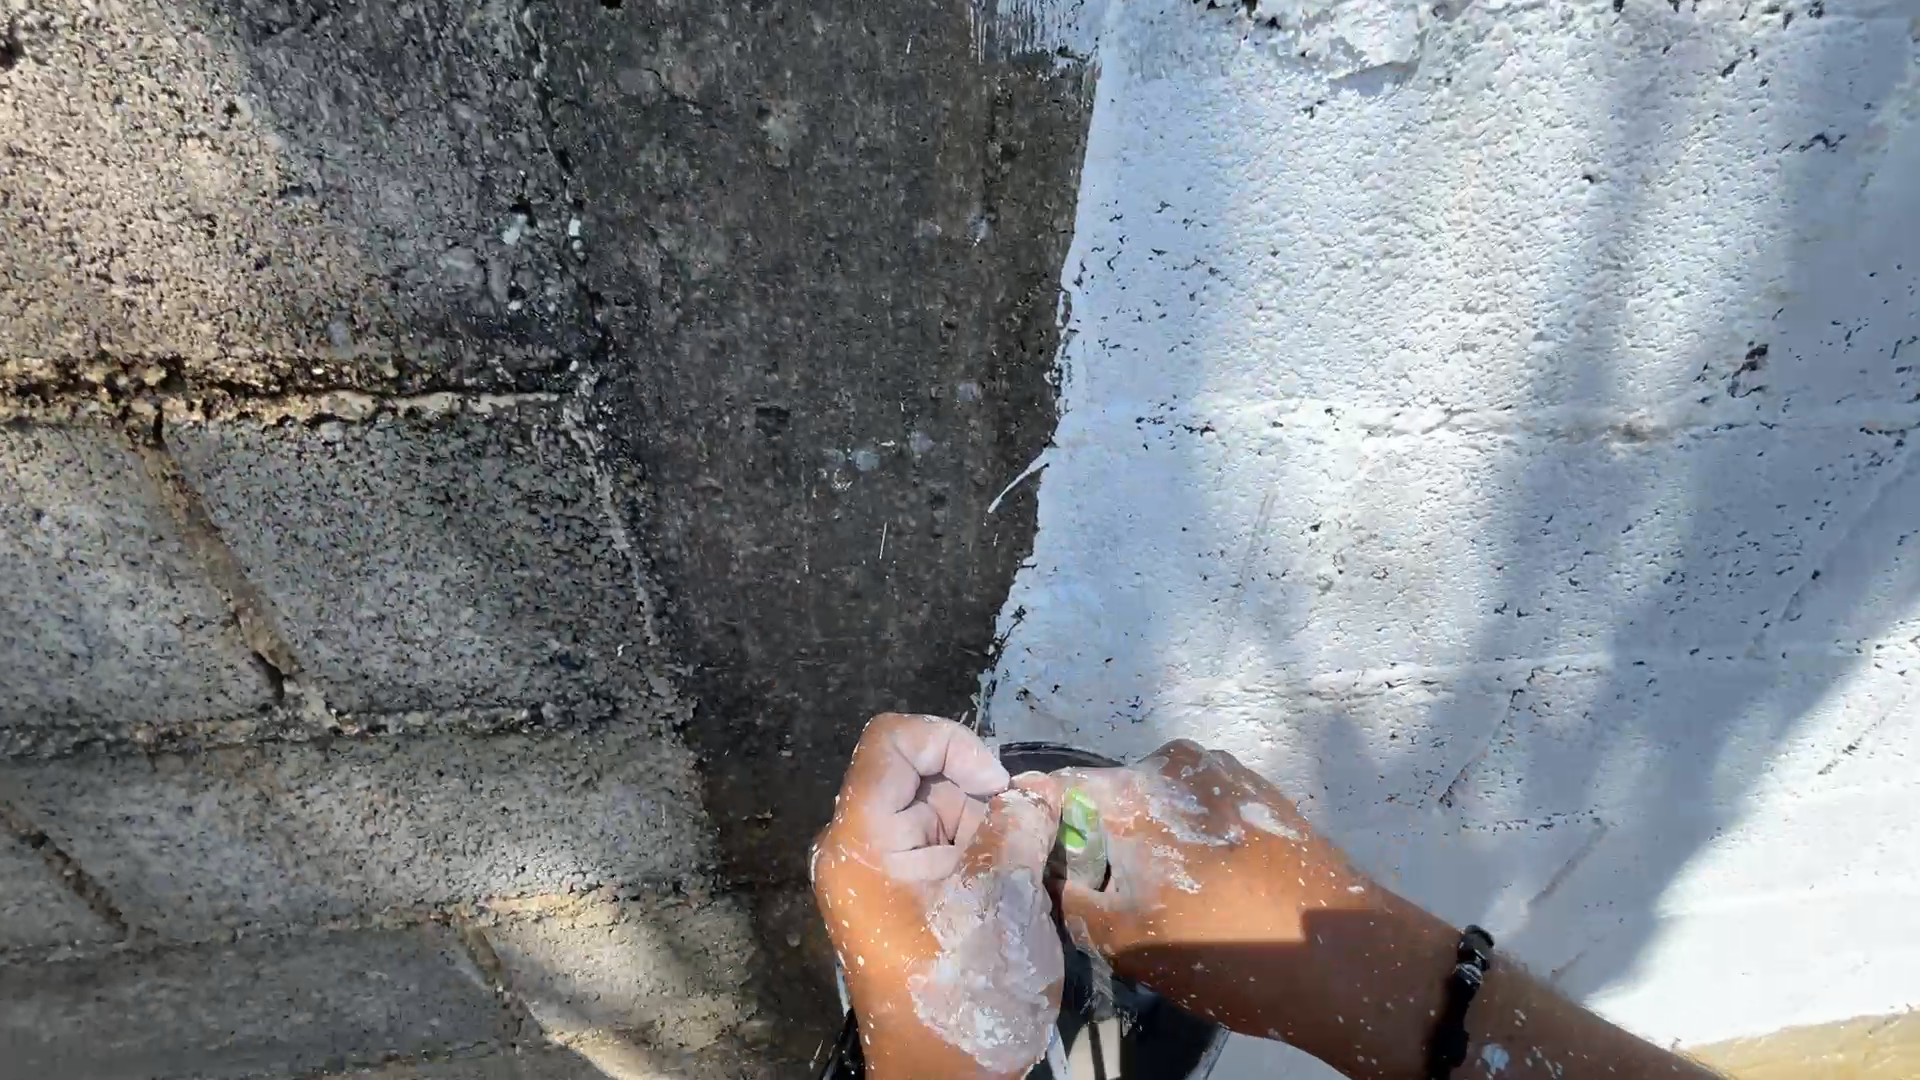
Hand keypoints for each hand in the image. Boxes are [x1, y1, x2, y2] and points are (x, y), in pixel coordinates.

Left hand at [811, 714, 1064, 1078]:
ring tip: (1027, 864)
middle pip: (921, 774)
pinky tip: (1014, 880)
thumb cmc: (964, 988)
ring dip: (990, 823)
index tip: (995, 785)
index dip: (948, 742)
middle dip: (981, 792)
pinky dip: (984, 848)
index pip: (891, 740)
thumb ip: (1021, 824)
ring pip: (941, 805)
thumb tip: (1037, 788)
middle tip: (1027, 829)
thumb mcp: (1001, 897)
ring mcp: (883, 868)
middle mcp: (862, 843)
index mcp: (862, 837)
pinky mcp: (905, 889)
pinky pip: (946, 841)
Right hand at [1052, 740, 1381, 1033]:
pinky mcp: (1258, 790)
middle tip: (1108, 888)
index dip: (1038, 816)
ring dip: (1148, 834)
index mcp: (1136, 787)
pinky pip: (1197, 804)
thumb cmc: (1226, 948)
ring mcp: (1222, 769)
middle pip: (1110, 792)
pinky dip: (1188, 833)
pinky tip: (1209, 881)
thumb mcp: (1128, 943)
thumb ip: (1072, 901)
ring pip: (1157, 799)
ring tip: (1165, 889)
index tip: (1033, 847)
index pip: (1060, 787)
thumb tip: (1054, 875)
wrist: (1351, 961)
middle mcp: (1174, 760)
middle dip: (1100, 834)